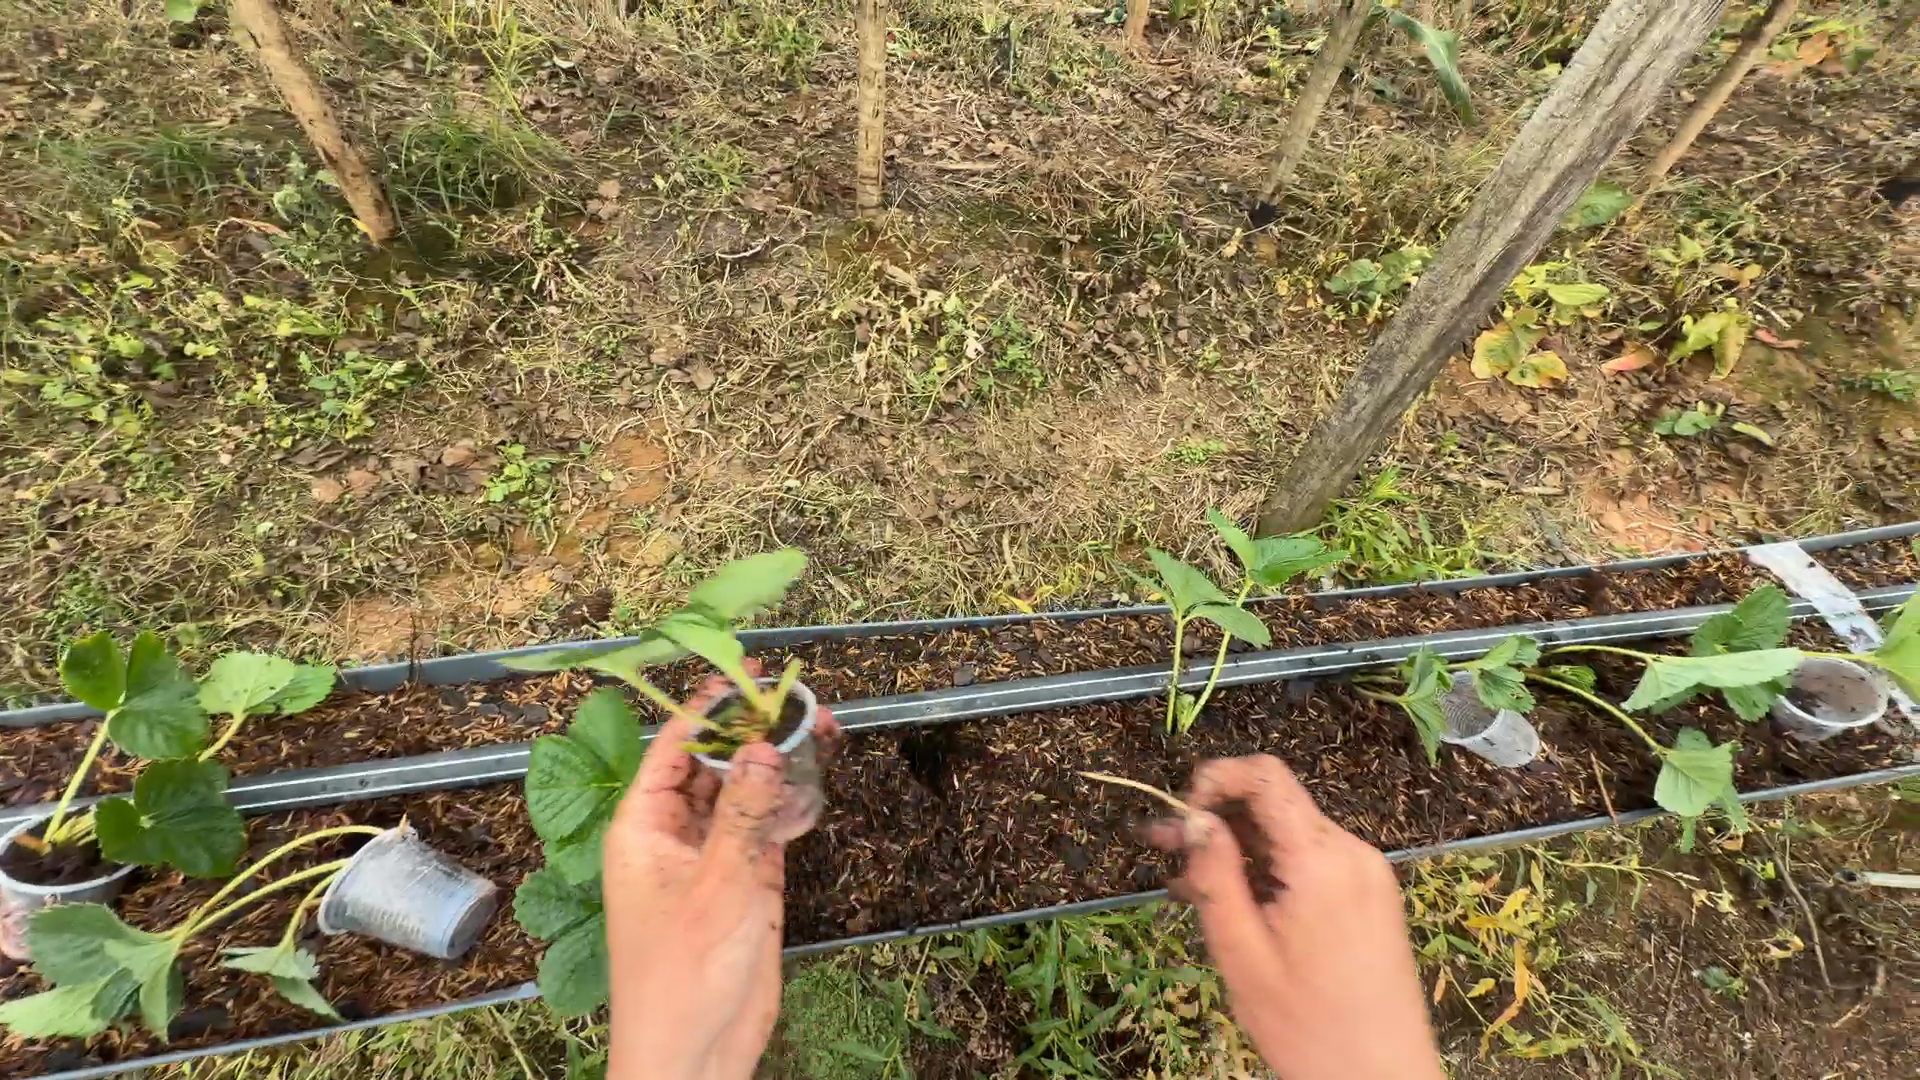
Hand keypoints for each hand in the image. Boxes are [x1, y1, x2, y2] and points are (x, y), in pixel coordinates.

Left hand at [603, 668, 838, 1079]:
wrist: (698, 1057)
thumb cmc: (683, 975)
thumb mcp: (715, 888)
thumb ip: (741, 815)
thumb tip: (763, 746)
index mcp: (646, 826)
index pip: (674, 749)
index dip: (707, 710)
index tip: (746, 677)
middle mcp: (679, 830)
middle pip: (718, 763)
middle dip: (756, 733)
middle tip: (802, 706)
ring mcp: (716, 852)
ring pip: (749, 789)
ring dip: (781, 765)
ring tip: (823, 734)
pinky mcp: (748, 873)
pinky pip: (769, 822)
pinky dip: (791, 805)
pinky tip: (814, 791)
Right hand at [1148, 755, 1443, 1079]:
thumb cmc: (1307, 1028)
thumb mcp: (1241, 953)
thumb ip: (1214, 875)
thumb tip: (1195, 819)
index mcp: (1322, 861)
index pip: (1265, 776)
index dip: (1216, 777)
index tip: (1183, 813)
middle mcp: (1350, 851)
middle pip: (1270, 804)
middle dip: (1214, 819)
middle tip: (1162, 846)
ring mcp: (1363, 873)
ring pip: (1283, 832)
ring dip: (1233, 847)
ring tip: (1186, 881)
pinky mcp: (1366, 894)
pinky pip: (1304, 859)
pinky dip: (1263, 868)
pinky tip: (1230, 899)